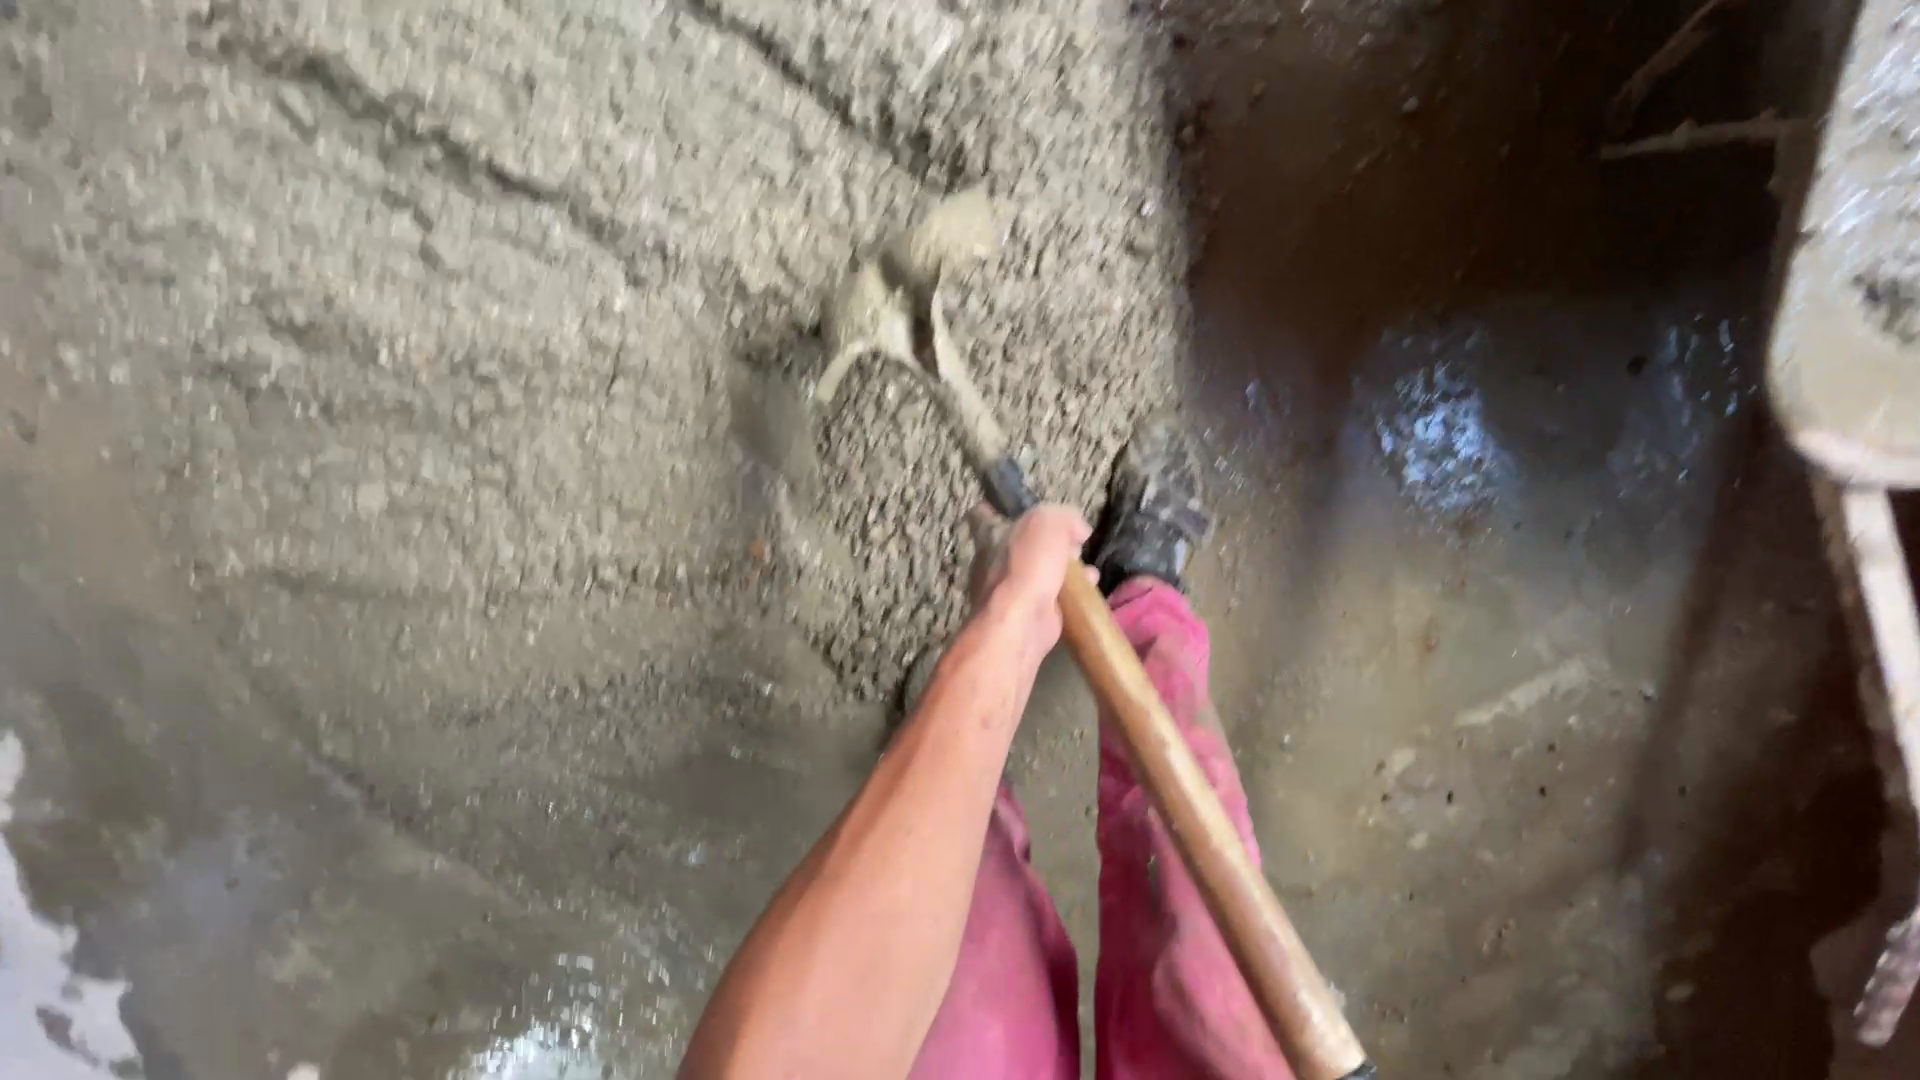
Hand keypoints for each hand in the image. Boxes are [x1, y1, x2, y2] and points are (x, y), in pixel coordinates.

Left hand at [965, 502, 1094, 666]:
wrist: (1021, 622)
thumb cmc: (1026, 565)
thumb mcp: (1048, 523)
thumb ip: (1064, 516)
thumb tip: (1078, 529)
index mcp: (988, 534)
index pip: (983, 512)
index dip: (1001, 506)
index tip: (1026, 508)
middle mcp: (992, 560)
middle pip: (1020, 542)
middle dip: (1049, 541)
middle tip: (1071, 542)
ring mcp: (1008, 589)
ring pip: (1038, 569)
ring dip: (1064, 566)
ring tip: (1083, 567)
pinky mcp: (1027, 611)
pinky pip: (1051, 594)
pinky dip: (1070, 590)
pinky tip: (1087, 586)